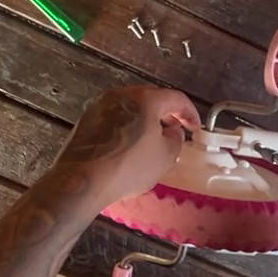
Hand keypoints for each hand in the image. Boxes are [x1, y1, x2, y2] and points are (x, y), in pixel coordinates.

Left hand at [49, 86, 200, 210]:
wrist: (83, 180)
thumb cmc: (129, 166)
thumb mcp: (165, 157)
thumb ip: (175, 139)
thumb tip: (173, 131)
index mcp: (145, 99)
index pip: (175, 98)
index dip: (189, 113)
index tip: (195, 127)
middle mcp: (121, 95)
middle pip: (151, 99)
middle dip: (166, 113)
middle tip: (176, 129)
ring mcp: (100, 106)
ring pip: (131, 108)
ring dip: (145, 120)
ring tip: (153, 139)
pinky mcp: (86, 121)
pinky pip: (115, 119)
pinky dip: (128, 127)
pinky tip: (130, 145)